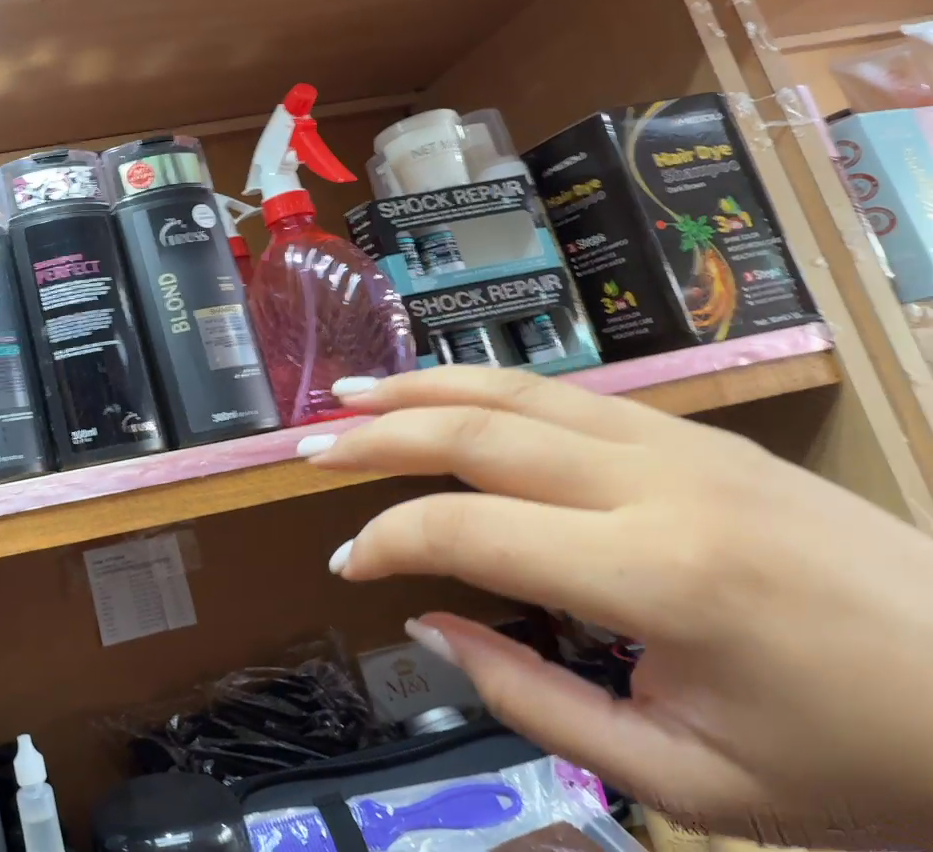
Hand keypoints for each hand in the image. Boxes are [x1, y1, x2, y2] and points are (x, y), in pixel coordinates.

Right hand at [302, 367, 932, 846]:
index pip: (466, 529)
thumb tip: (427, 624)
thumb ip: (533, 699)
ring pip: (517, 390)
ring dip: (420, 388)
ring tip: (350, 393)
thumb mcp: (686, 779)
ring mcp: (686, 446)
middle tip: (307, 449)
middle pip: (476, 431)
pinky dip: (484, 389)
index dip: (386, 541)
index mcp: (657, 577)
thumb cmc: (860, 763)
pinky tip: (445, 397)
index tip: (346, 567)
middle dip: (376, 437)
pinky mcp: (704, 437)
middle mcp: (660, 485)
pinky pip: (566, 396)